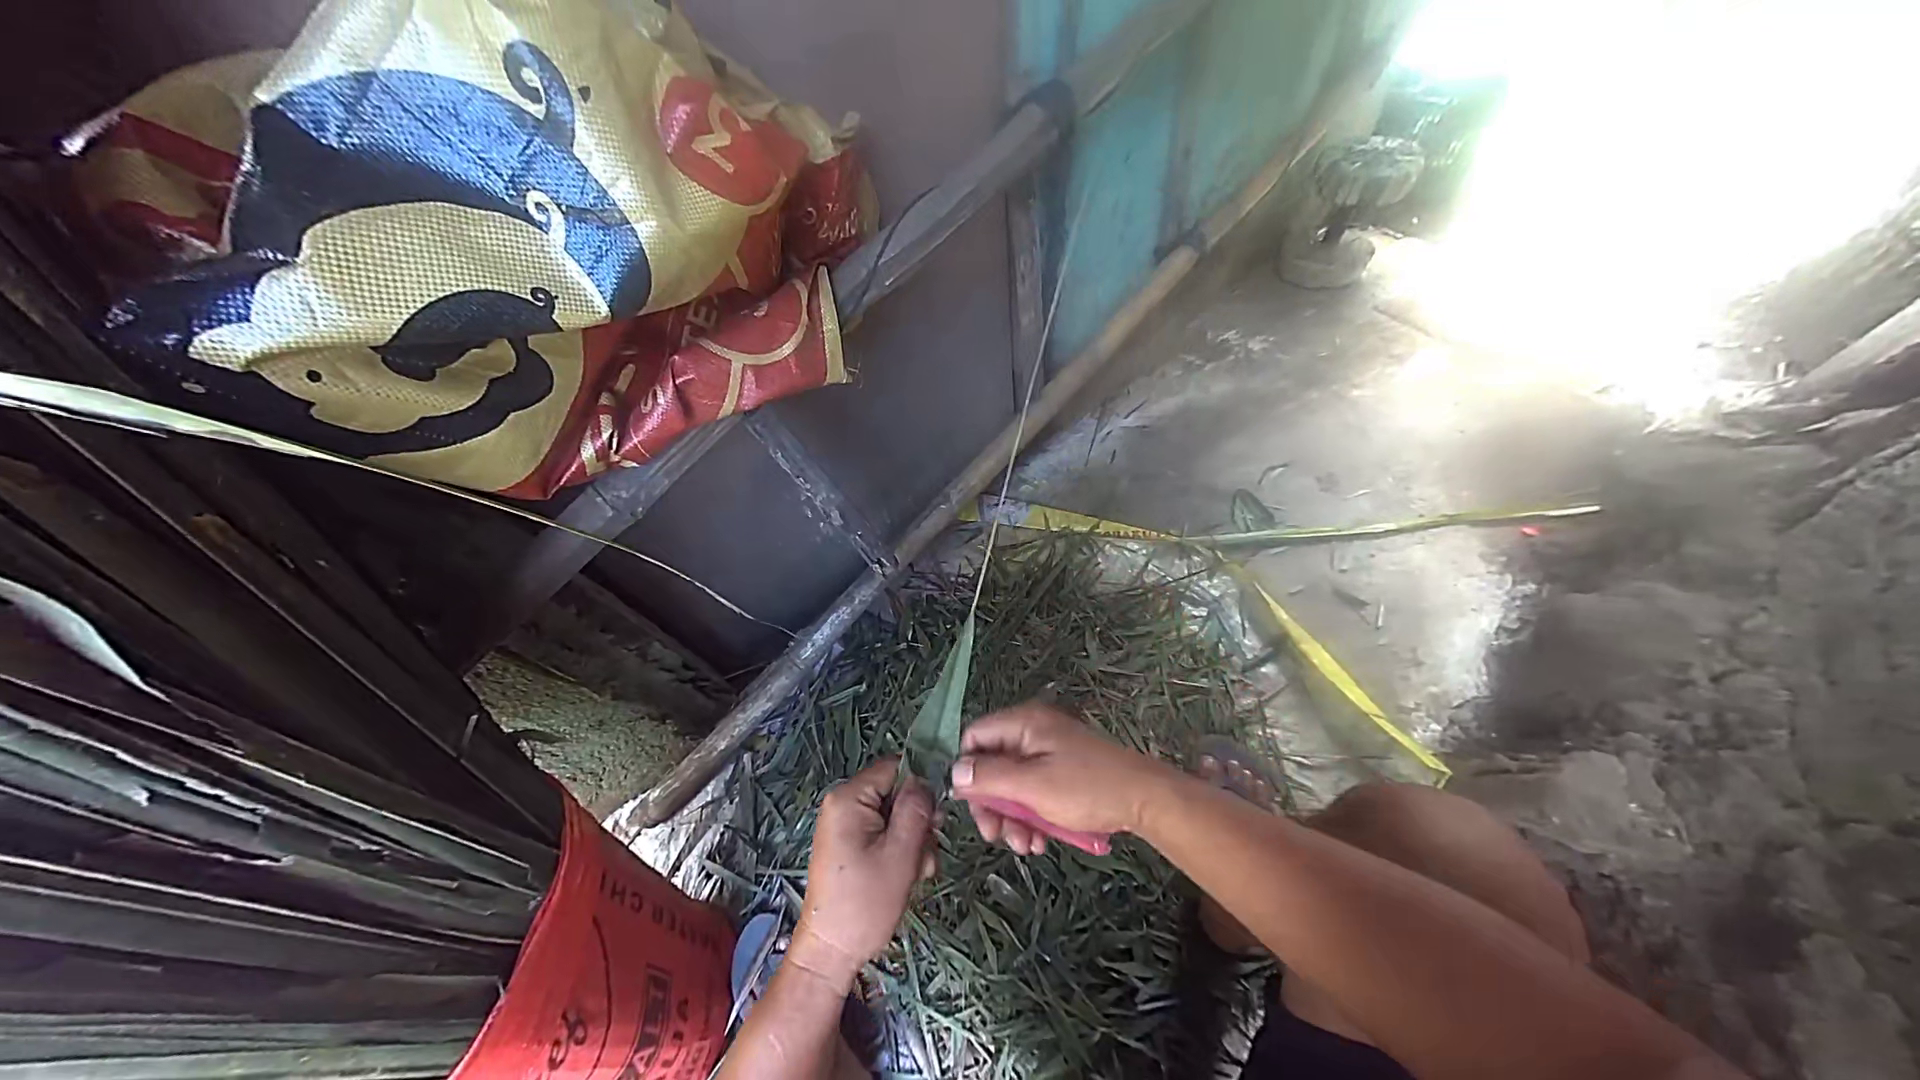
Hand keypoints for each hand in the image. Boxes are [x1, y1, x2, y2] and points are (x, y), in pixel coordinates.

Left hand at [789, 758, 935, 987]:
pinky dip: (900, 851)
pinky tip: (907, 876)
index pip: (895, 768)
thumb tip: (925, 779)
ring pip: (895, 816)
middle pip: (896, 793)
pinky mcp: (850, 845)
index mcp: (848, 797)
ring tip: (917, 871)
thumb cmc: (865, 902)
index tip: (937, 816)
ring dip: (913, 840)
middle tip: (926, 852)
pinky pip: (883, 833)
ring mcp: (845, 826)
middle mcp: (843, 804)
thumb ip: (916, 808)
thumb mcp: (900, 852)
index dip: (920, 787)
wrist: (831, 953)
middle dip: (918, 820)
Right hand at [950, 702, 1178, 854]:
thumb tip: (953, 772)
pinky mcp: (1063, 773)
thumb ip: (990, 777)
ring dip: (1013, 818)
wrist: (1145, 799)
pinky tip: (1040, 842)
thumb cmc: (1086, 788)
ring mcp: (1050, 752)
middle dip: (993, 804)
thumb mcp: (1032, 785)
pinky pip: (1035, 792)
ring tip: (1025, 847)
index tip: (972, 805)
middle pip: (993, 765)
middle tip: (996, 836)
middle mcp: (1033, 732)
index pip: (975, 737)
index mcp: (1024, 723)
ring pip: (1013, 784)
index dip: (967, 770)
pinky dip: (1032, 816)